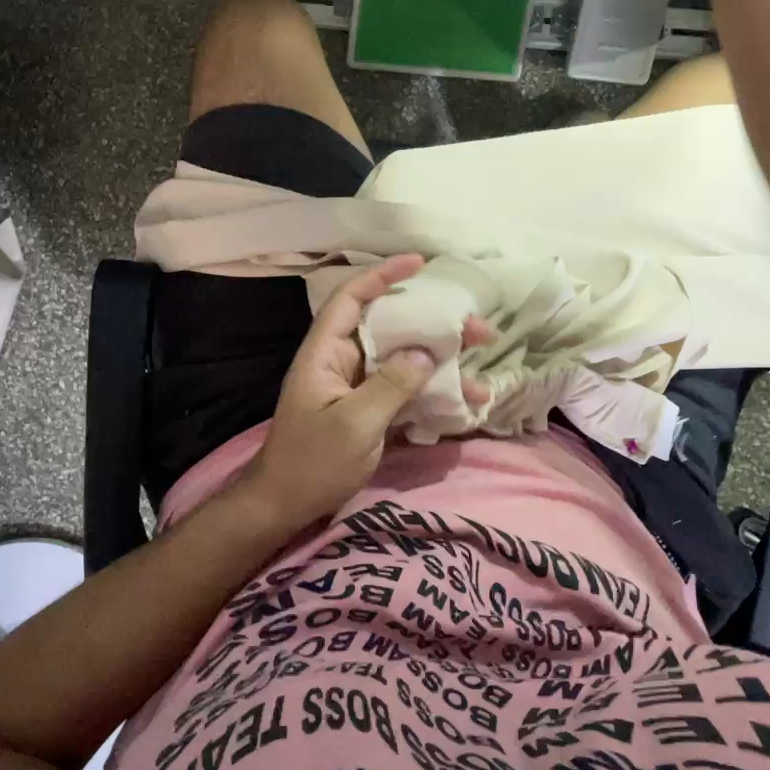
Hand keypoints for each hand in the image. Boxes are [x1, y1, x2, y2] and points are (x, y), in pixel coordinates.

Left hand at [241, 255, 492, 527]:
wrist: (286, 506)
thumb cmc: (312, 461)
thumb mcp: (354, 423)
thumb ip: (390, 385)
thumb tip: (424, 352)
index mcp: (325, 352)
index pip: (352, 299)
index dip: (383, 276)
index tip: (420, 263)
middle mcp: (341, 362)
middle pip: (388, 328)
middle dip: (432, 324)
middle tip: (477, 328)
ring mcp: (356, 388)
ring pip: (403, 360)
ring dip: (441, 361)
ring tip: (482, 365)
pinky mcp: (369, 413)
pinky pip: (405, 392)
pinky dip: (434, 393)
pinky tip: (468, 401)